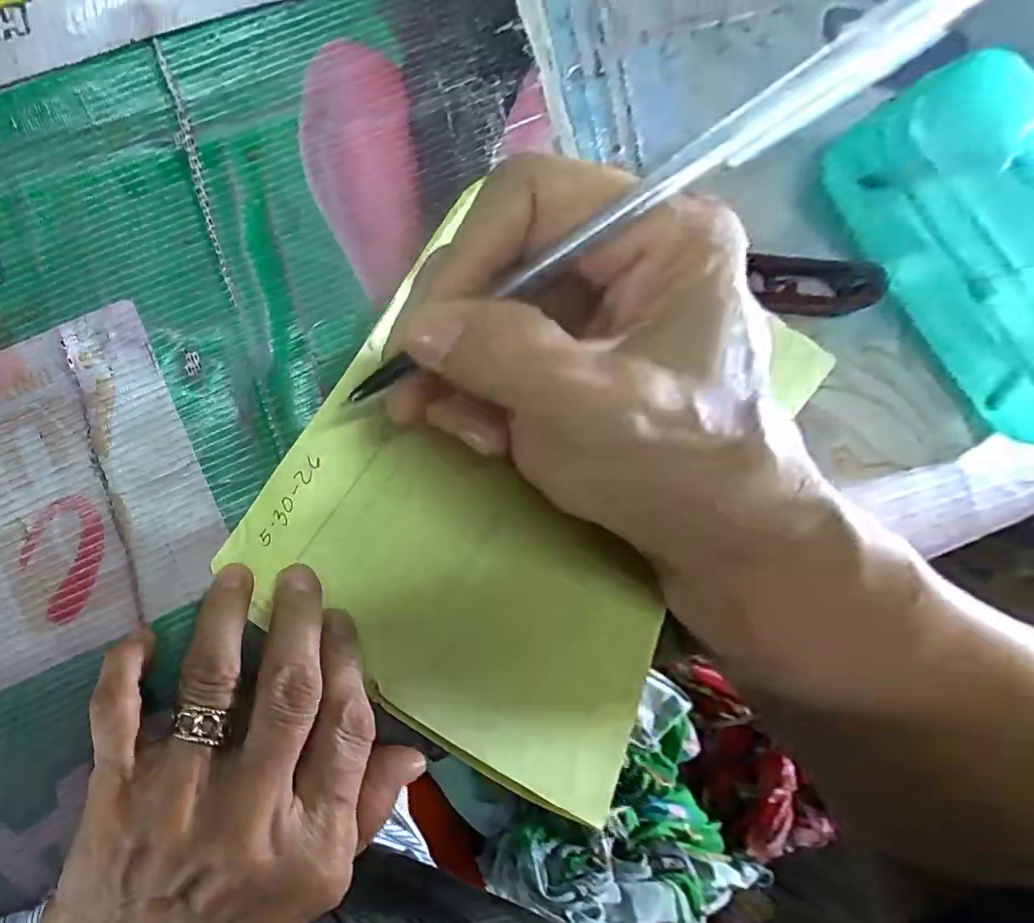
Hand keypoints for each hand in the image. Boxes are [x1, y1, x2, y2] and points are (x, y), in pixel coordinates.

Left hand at [25, 564, 426, 922]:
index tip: (337, 619)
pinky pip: (115, 707)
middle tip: (296, 577)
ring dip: (221, 619)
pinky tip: (142, 637)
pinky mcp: (112, 789)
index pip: (344, 728)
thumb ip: (358, 821)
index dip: (345, 661)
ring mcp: (175, 797)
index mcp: (310, 847)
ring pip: (207, 684)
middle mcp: (249, 815)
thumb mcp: (308, 902)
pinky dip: (125, 664)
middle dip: (295, 620)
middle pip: (285, 692)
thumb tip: (410, 751)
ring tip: (233, 579)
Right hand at [380, 154, 837, 640]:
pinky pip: (465, 354)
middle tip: (416, 392)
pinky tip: (479, 437)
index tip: (429, 333)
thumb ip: (504, 356)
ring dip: (442, 375)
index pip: (525, 199)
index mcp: (652, 234)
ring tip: (453, 429)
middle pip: (482, 258)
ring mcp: (568, 306)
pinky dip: (454, 398)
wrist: (705, 528)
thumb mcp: (590, 406)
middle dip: (444, 332)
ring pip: (461, 313)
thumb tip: (412, 330)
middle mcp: (605, 255)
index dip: (466, 257)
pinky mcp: (540, 350)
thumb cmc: (677, 460)